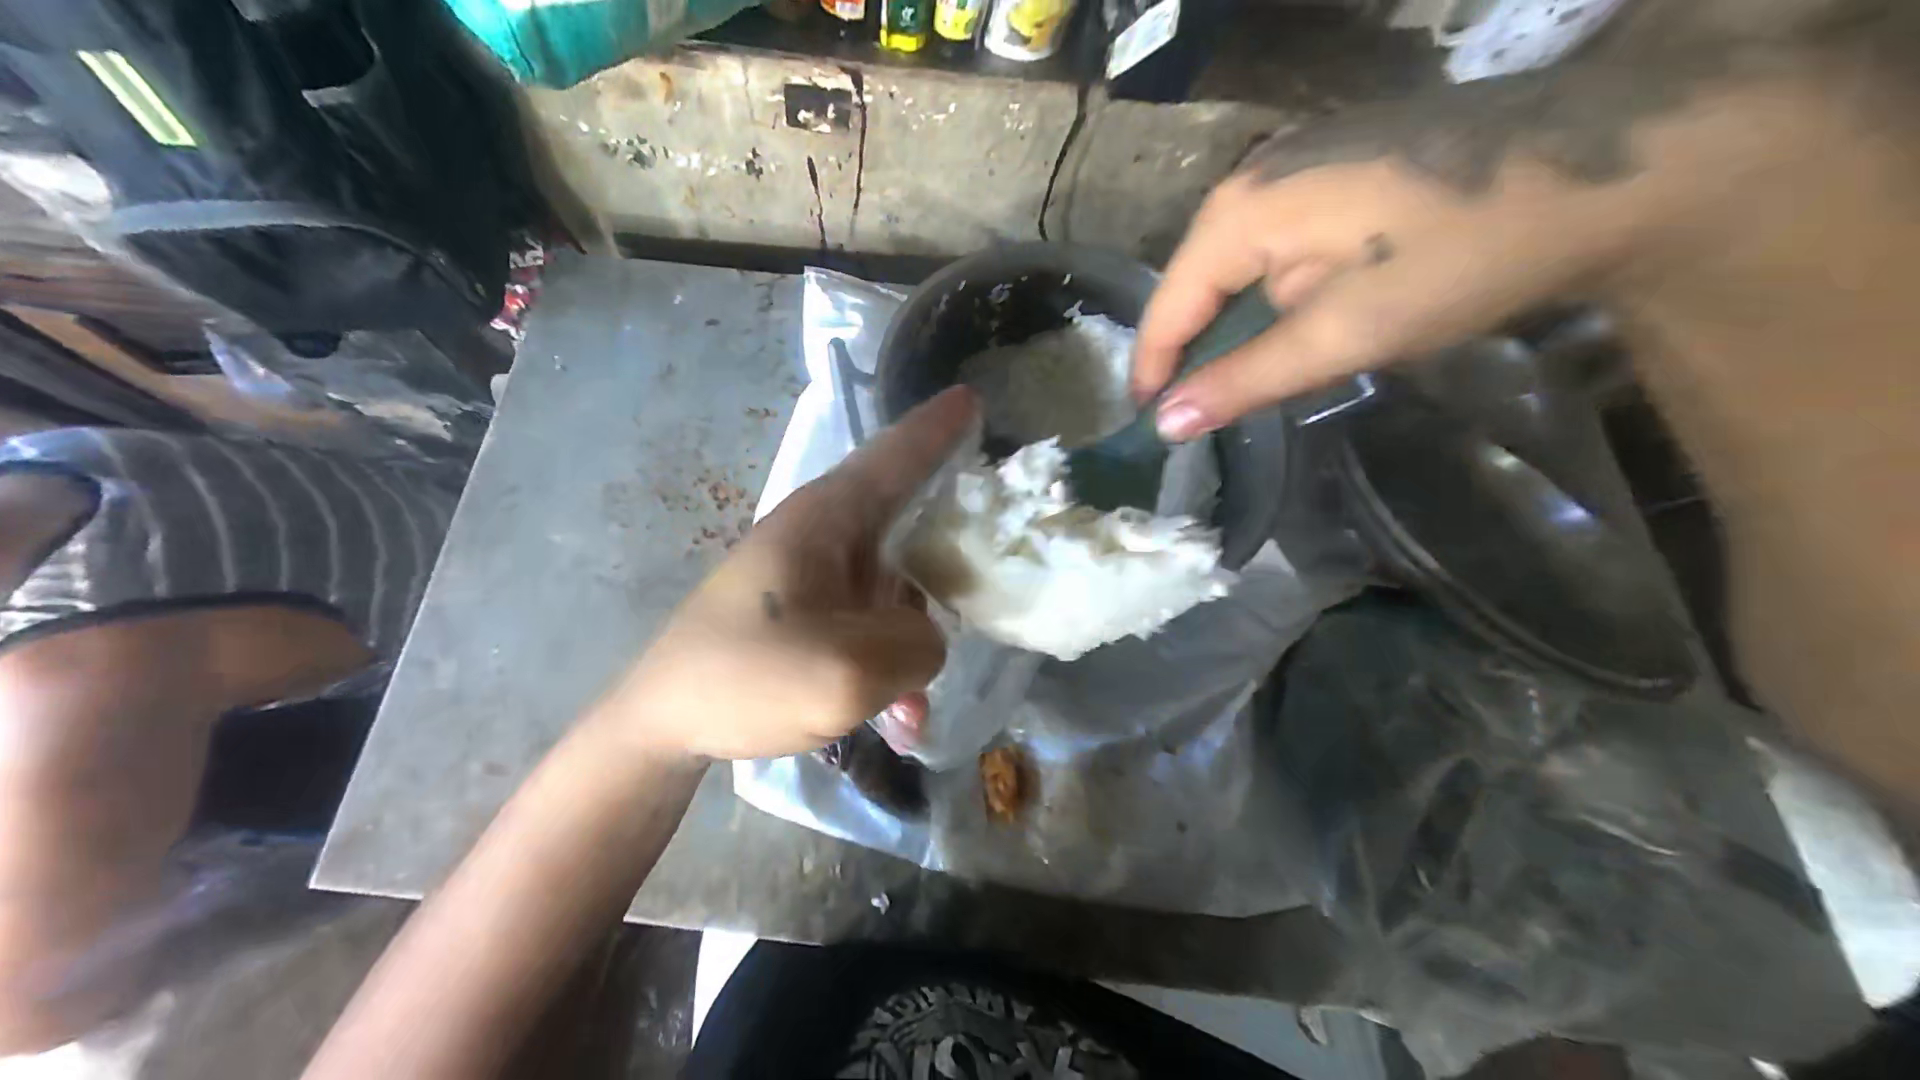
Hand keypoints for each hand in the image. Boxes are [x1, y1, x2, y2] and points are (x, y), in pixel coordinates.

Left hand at [589, 387, 976, 761]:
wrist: (665, 726)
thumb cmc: (748, 680)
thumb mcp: (847, 670)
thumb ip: (916, 645)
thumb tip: (927, 638)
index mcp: (825, 520)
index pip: (892, 457)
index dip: (937, 428)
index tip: (974, 399)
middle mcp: (822, 537)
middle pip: (905, 514)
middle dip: (951, 529)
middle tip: (998, 544)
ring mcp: (816, 578)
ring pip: (896, 583)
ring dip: (918, 632)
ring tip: (918, 696)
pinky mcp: (811, 616)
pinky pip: (873, 625)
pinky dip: (892, 662)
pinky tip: (898, 716)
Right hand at [1132, 77, 1818, 440]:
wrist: (1617, 162)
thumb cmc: (1466, 253)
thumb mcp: (1346, 332)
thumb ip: (1246, 378)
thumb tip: (1165, 424)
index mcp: (1242, 213)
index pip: (1167, 306)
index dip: (1153, 372)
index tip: (1152, 426)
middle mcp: (1251, 179)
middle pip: (1194, 285)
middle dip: (1198, 351)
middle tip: (1209, 412)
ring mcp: (1293, 163)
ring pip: (1232, 269)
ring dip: (1239, 326)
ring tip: (1256, 376)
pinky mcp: (1329, 167)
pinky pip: (1270, 247)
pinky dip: (1272, 296)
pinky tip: (1301, 323)